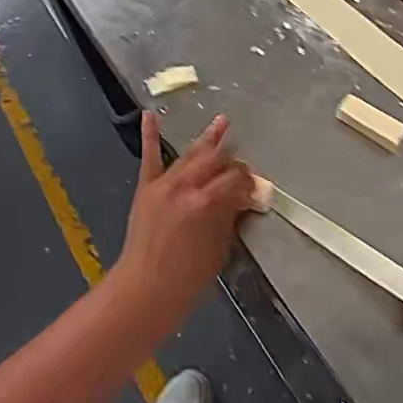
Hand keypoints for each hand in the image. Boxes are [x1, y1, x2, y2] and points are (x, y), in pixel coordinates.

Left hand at [110, 112, 255, 314]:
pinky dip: (150, 135)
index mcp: (205, 202)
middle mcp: (184, 186)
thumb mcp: (219, 247)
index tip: (255, 186)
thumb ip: (230, 217)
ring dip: (207, 139)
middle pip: (214, 162)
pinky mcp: (146, 187)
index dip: (248, 180)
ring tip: (222, 122)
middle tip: (243, 165)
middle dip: (232, 160)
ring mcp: (163, 184)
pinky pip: (150, 157)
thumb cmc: (188, 276)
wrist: (146, 287)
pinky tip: (150, 115)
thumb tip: (243, 199)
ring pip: (189, 155)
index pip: (234, 179)